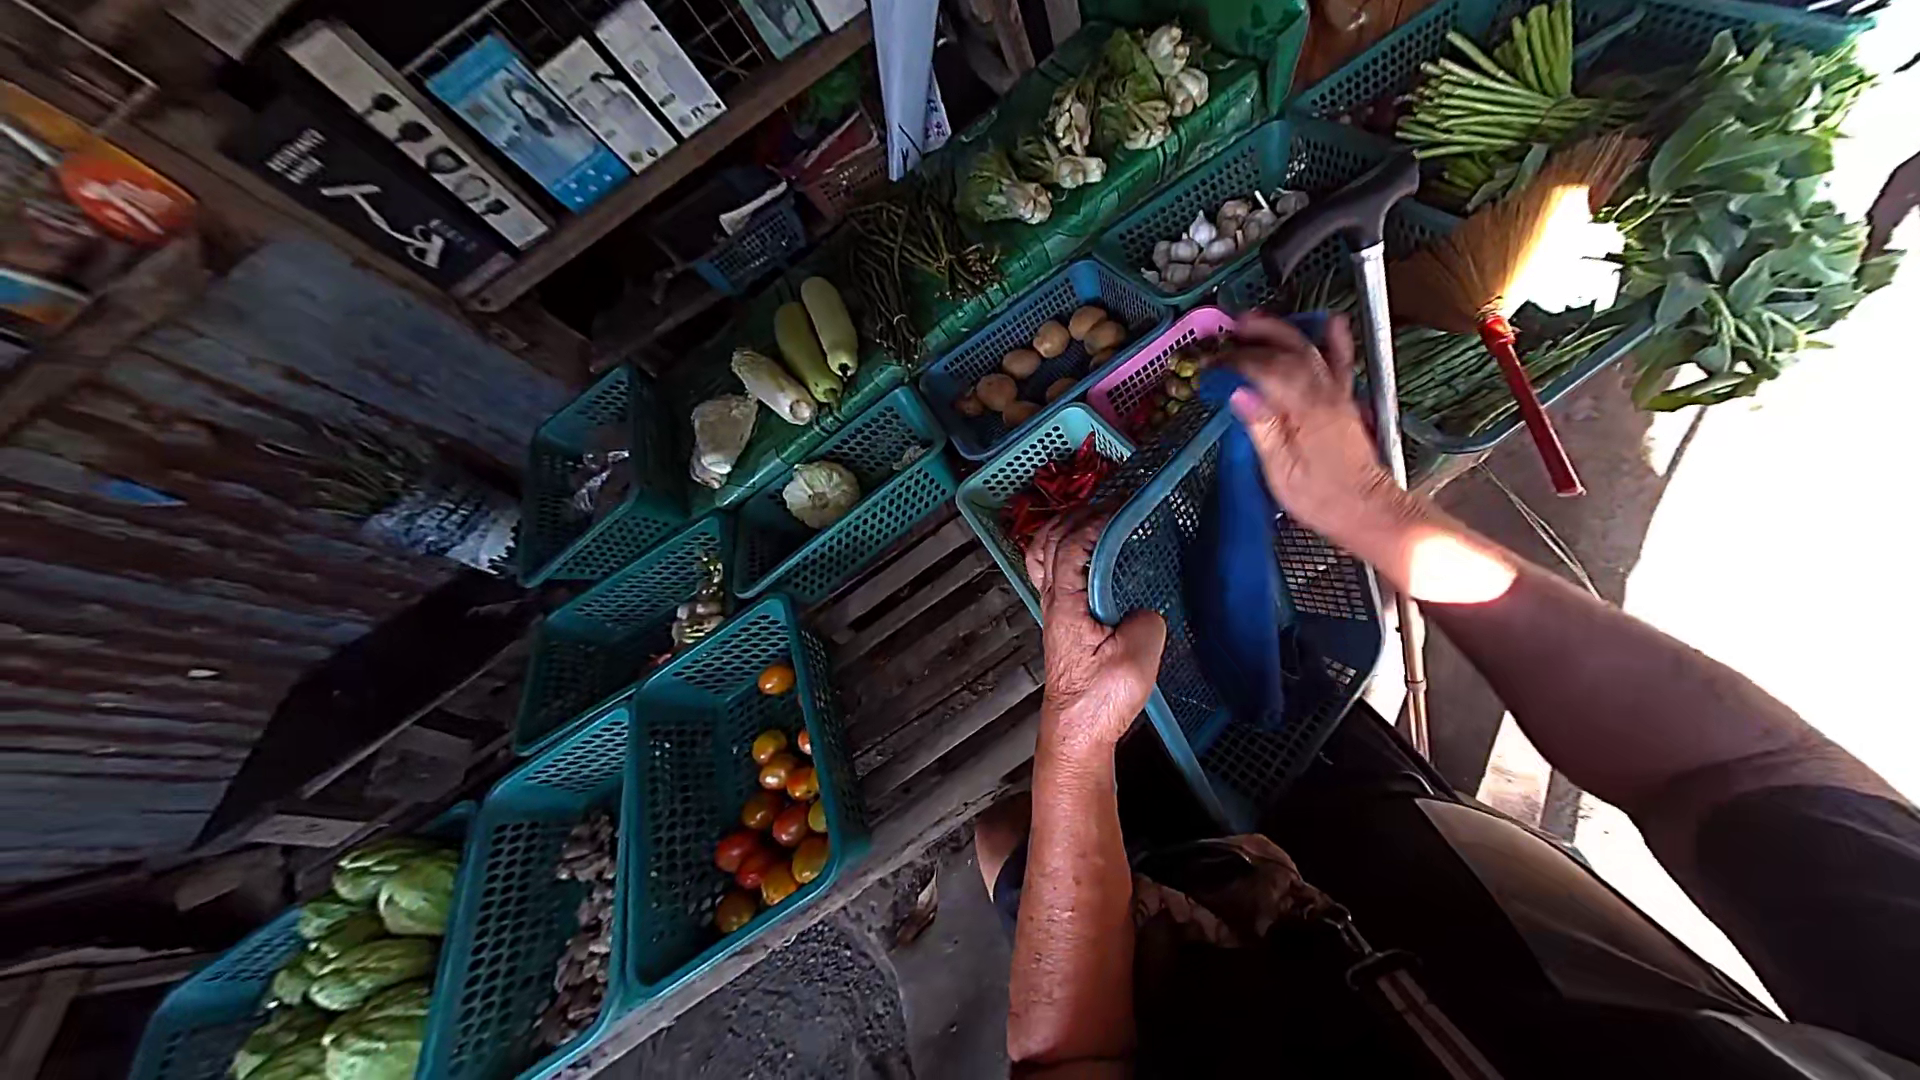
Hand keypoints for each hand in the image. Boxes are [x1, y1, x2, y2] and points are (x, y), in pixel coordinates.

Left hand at [1024, 514, 1166, 762]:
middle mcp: (1052, 602)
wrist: (1077, 729)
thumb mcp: (1136, 659)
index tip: (1118, 510)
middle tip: (1104, 505)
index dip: (1093, 523)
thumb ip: (1146, 623)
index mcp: (1066, 604)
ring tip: (1089, 518)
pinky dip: (1062, 553)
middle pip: (1048, 542)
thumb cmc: (1098, 699)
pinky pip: (1052, 574)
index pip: (1070, 547)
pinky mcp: (1061, 621)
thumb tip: (1145, 610)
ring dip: (1062, 531)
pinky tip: (1083, 555)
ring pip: (1043, 556)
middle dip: (1073, 516)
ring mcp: (1053, 610)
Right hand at [1225, 312, 1413, 540]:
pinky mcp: (1345, 402)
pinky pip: (1341, 361)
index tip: (1211, 367)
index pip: (1265, 372)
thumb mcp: (1281, 471)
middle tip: (1229, 331)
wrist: (1367, 510)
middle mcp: (1325, 396)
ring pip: (1312, 349)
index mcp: (1304, 412)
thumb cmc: (1321, 498)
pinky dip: (1333, 339)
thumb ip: (1262, 428)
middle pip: (1290, 351)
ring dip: (1284, 330)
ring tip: (1258, 322)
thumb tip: (1239, 395)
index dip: (1234, 364)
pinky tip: (1328, 324)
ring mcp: (1338, 396)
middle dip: (1257, 336)